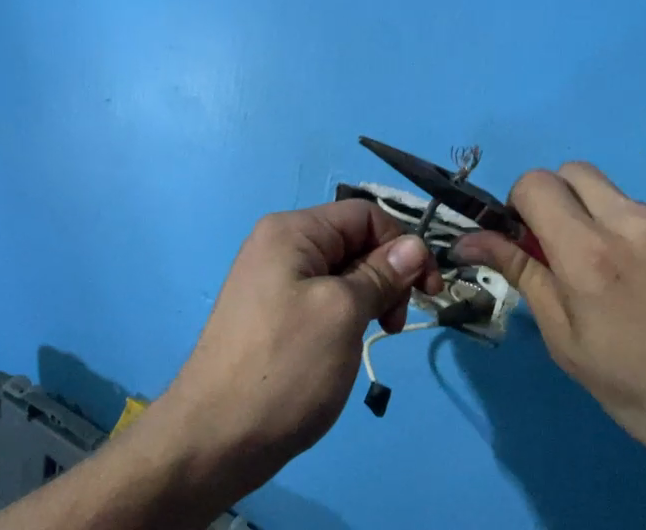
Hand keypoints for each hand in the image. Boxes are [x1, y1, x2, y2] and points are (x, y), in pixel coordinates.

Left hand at [145, 200, 442, 498]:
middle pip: (353, 241)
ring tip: (375, 336)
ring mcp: (274, 281)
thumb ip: (380, 274)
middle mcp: (279, 245)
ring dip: (370, 298)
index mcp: (291, 231)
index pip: (363, 214)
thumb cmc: (286, 365)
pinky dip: (347, 315)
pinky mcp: (274, 315)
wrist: (218, 432)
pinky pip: (323, 298)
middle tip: (394, 324)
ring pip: (342, 273)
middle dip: (387, 275)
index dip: (401, 244)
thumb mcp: (342, 312)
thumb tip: (413, 245)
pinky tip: (350, 346)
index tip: (427, 292)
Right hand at [453, 164, 645, 505]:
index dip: (524, 207)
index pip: (535, 183)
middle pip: (576, 173)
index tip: (535, 242)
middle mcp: (638, 221)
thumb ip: (525, 279)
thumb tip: (472, 238)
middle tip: (582, 258)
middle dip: (564, 204)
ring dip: (618, 226)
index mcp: (592, 255)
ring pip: (627, 198)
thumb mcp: (576, 351)